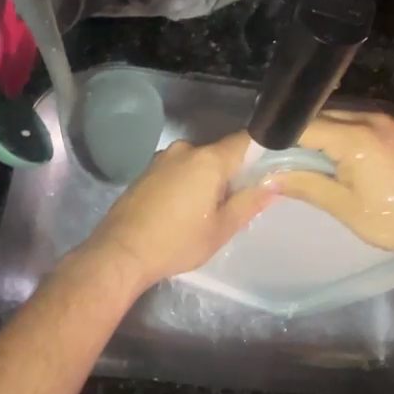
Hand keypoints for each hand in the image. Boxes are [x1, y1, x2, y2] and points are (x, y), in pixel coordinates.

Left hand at [77, 131, 274, 287]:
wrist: (120, 252)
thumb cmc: (176, 242)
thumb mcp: (221, 229)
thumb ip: (249, 202)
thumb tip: (274, 184)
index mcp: (208, 159)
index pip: (245, 141)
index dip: (262, 151)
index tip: (269, 169)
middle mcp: (185, 149)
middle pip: (221, 152)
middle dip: (232, 172)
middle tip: (237, 201)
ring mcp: (162, 158)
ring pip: (198, 161)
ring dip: (207, 178)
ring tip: (207, 209)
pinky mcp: (147, 170)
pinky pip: (179, 168)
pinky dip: (187, 181)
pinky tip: (183, 208)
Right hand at [270, 110, 393, 263]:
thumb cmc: (392, 220)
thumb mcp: (343, 206)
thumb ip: (305, 185)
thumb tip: (269, 177)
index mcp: (355, 136)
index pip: (305, 126)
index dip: (279, 137)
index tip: (259, 150)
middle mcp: (370, 119)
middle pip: (322, 117)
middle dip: (298, 134)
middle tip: (274, 155)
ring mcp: (386, 122)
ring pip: (340, 118)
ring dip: (319, 134)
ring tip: (298, 156)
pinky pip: (358, 123)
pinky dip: (339, 135)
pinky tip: (330, 156)